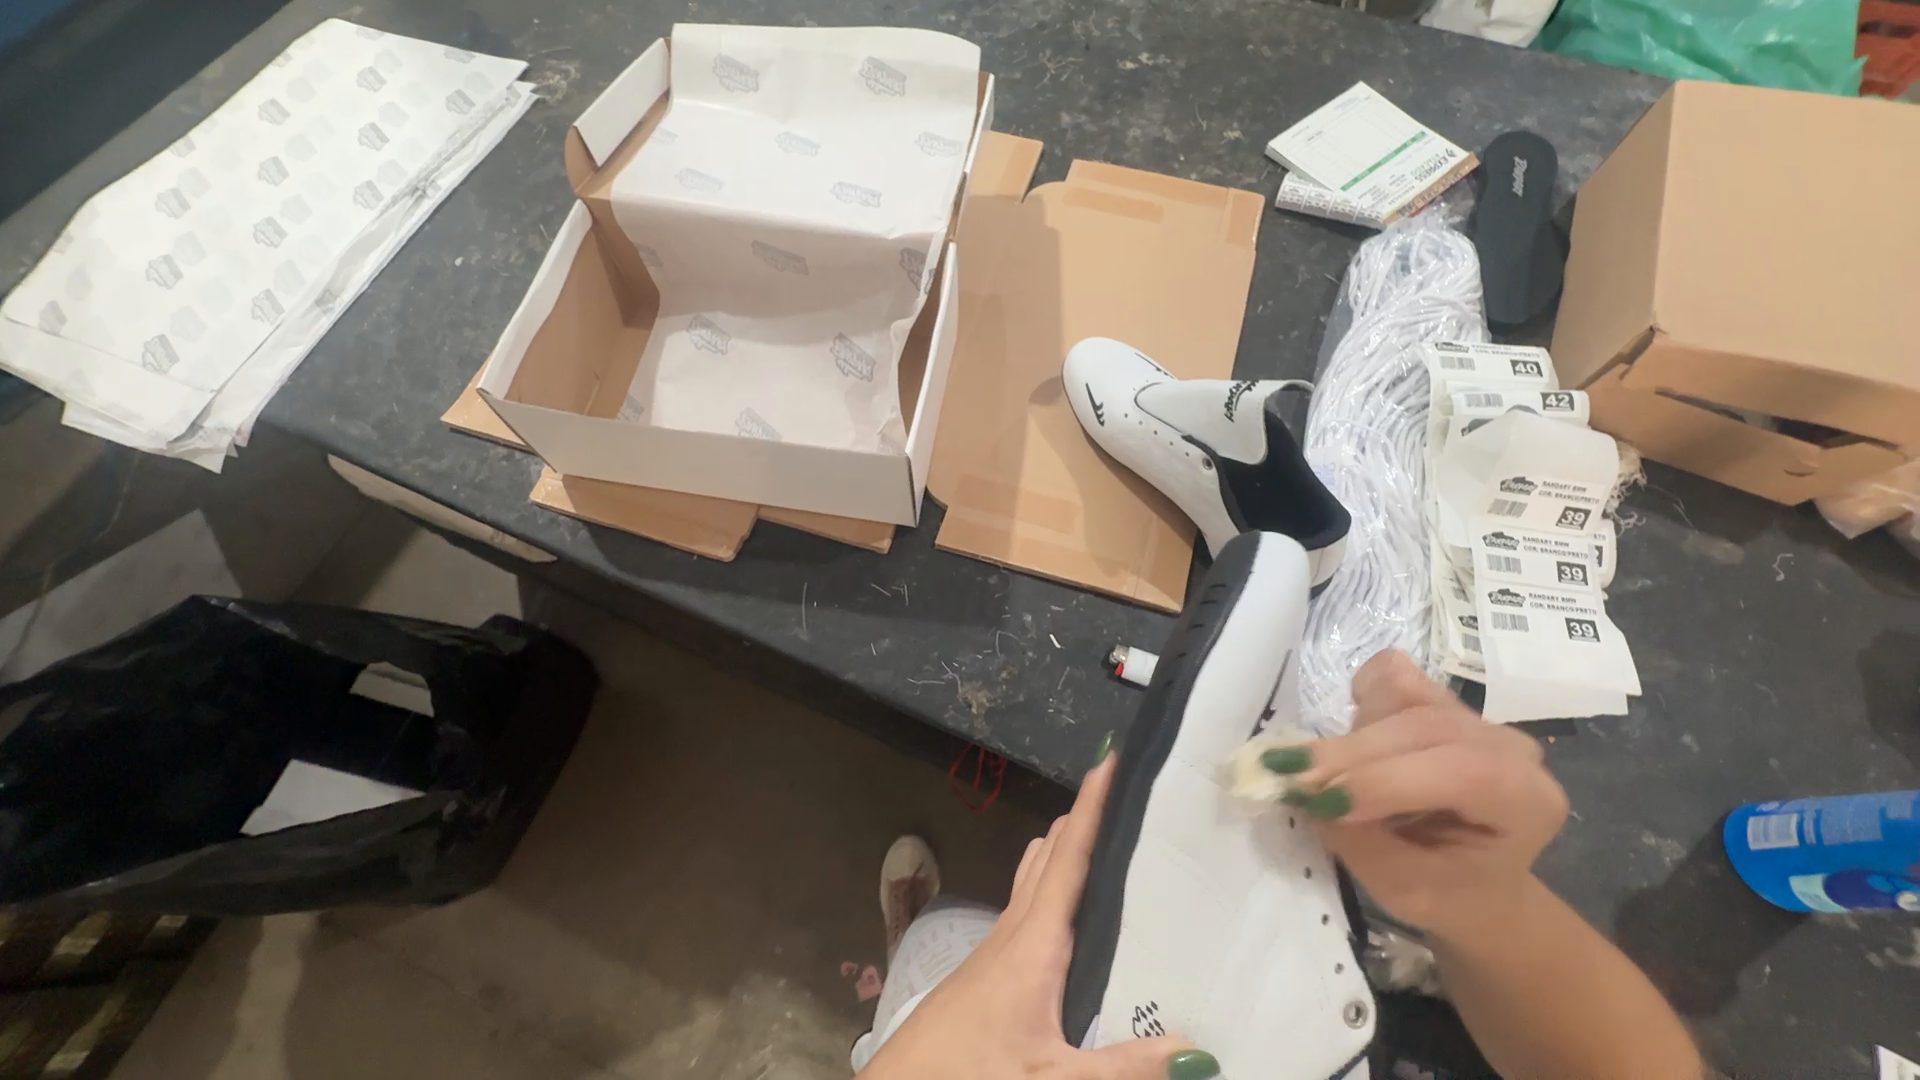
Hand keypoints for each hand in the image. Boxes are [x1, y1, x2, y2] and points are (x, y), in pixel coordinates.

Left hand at [858, 755, 1220, 1079]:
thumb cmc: (974, 1069)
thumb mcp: (1055, 1078)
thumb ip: (1125, 1066)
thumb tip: (1199, 1050)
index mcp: (1038, 939)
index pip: (1070, 856)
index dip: (1091, 807)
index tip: (1108, 761)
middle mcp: (1017, 926)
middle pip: (1052, 853)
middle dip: (1084, 816)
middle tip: (1124, 794)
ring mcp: (998, 941)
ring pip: (1034, 874)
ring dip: (1063, 845)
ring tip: (1102, 836)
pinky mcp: (990, 961)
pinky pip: (1027, 900)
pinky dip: (1050, 879)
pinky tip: (1068, 910)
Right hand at [1261, 650, 1568, 940]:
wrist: (1472, 883)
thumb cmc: (1446, 893)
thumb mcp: (1404, 890)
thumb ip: (1357, 840)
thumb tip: (1299, 790)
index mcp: (1526, 800)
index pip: (1464, 771)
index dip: (1388, 779)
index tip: (1323, 800)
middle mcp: (1508, 747)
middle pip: (1423, 727)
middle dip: (1350, 754)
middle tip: (1288, 779)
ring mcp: (1472, 715)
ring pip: (1401, 697)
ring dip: (1351, 732)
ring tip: (1321, 771)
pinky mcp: (1436, 697)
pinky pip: (1389, 675)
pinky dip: (1359, 697)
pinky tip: (1356, 737)